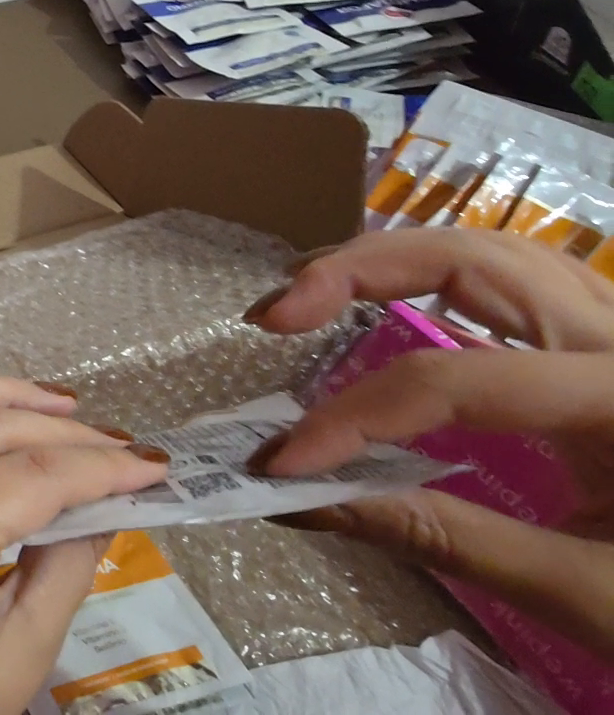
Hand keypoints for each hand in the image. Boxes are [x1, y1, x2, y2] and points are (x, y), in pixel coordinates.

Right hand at [248, 227, 613, 658]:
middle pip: (474, 261)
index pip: (454, 381)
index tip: (279, 462)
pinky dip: (430, 275)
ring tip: (301, 289)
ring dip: (385, 260)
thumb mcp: (589, 595)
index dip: (353, 417)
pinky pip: (514, 283)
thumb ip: (440, 536)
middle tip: (271, 317)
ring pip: (492, 255)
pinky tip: (376, 296)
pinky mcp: (607, 351)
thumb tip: (297, 502)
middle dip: (355, 273)